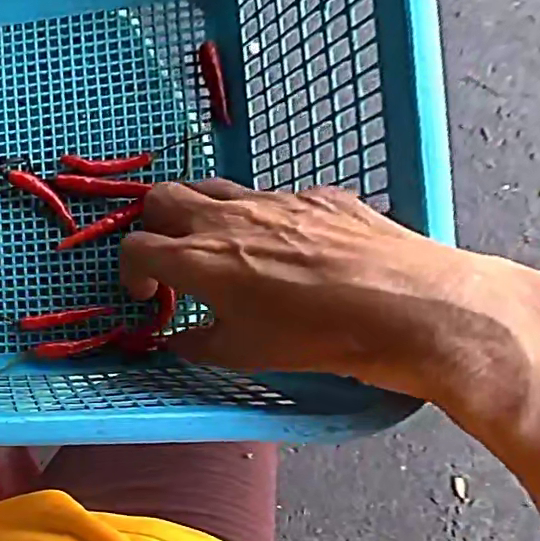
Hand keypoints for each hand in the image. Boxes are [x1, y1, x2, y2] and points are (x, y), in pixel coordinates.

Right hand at [118, 180, 539, 428]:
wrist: (408, 307)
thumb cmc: (318, 338)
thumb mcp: (246, 352)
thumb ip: (200, 343)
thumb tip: (178, 341)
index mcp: (200, 258)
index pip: (135, 245)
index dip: (131, 270)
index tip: (148, 293)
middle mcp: (226, 217)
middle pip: (162, 197)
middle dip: (154, 226)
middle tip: (173, 260)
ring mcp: (272, 198)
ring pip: (213, 188)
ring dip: (201, 215)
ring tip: (223, 250)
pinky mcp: (315, 194)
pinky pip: (269, 197)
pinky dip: (257, 218)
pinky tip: (286, 250)